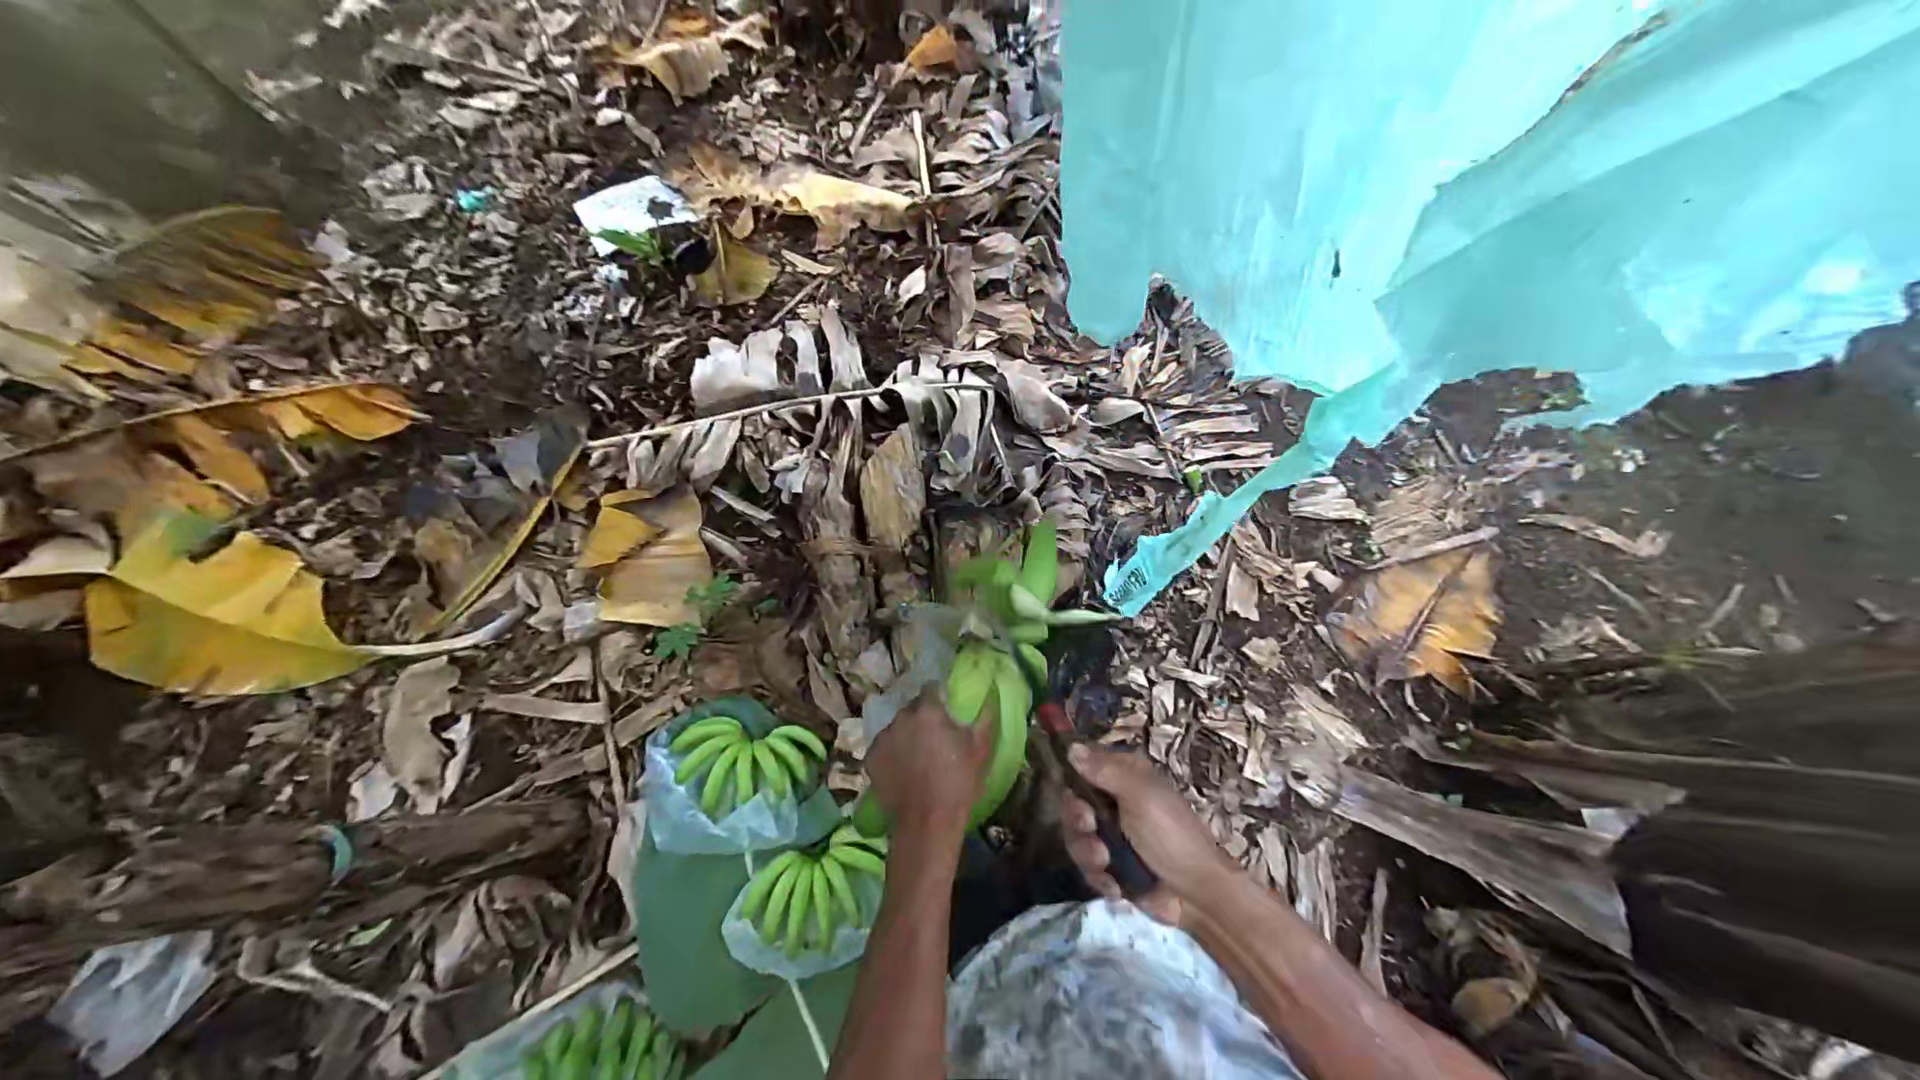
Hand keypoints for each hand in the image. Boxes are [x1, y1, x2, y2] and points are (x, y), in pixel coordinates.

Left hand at [865, 691, 993, 838]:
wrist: (926, 823)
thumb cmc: (958, 783)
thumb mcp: (981, 749)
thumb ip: (984, 717)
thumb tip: (988, 698)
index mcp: (928, 711)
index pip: (931, 689)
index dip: (939, 698)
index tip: (947, 711)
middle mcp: (901, 718)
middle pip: (912, 710)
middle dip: (922, 719)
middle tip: (935, 739)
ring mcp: (882, 738)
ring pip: (897, 728)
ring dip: (906, 736)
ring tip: (917, 758)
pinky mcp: (870, 758)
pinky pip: (884, 748)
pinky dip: (892, 754)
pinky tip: (903, 771)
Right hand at [1060, 745, 1235, 924]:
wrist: (1196, 894)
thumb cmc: (1171, 835)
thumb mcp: (1140, 795)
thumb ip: (1104, 770)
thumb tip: (1071, 748)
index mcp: (1125, 777)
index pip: (1083, 768)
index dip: (1073, 783)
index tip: (1077, 798)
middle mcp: (1114, 802)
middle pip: (1073, 805)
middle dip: (1078, 823)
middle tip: (1091, 830)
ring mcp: (1112, 836)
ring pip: (1076, 837)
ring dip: (1088, 854)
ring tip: (1106, 864)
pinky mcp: (1111, 868)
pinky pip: (1086, 867)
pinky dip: (1098, 877)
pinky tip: (1115, 886)